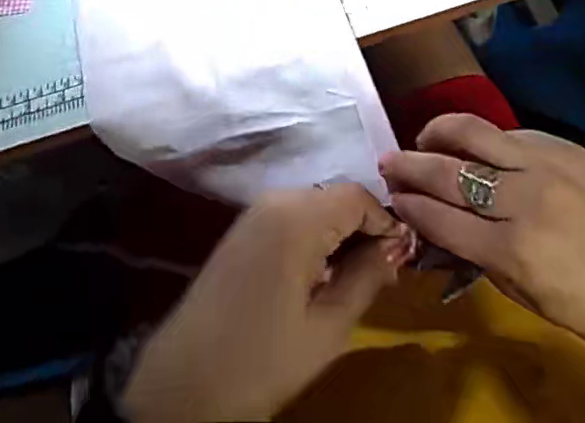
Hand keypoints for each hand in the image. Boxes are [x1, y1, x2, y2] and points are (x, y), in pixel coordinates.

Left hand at [121, 182, 415, 422]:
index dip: (386, 223)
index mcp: (298, 216)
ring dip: (339, 233)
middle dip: (363, 228)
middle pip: (336, 197)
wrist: (182, 387)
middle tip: (383, 273)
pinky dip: (314, 236)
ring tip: (355, 277)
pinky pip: (292, 217)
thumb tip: (396, 247)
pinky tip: (319, 274)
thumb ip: (366, 276)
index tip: (403, 259)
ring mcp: (255, 212)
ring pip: (316, 206)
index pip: (358, 197)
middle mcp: (276, 199)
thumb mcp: (327, 327)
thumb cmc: (261, 360)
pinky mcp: (242, 229)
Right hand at [379, 114, 584, 395]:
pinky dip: (483, 137)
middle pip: (450, 170)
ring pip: (475, 132)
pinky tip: (474, 146)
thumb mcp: (530, 298)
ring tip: (421, 139)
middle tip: (388, 162)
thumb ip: (479, 259)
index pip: (442, 218)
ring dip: (439, 132)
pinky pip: (509, 133)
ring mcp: (546, 163)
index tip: (388, 197)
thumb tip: (437, 230)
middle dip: (410, 165)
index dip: (409, 206)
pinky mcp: (564, 146)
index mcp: (516, 250)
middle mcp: (525, 197)